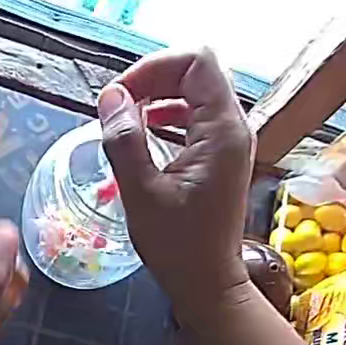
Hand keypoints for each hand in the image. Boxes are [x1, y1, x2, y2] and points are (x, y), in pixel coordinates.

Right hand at [99, 48, 255, 318]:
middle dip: (152, 80)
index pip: (195, 62)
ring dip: (157, 98)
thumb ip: (124, 140)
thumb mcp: (141, 193)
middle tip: (115, 107)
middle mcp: (234, 128)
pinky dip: (167, 118)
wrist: (206, 282)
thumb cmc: (175, 245)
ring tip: (123, 121)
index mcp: (222, 130)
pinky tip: (142, 135)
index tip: (118, 96)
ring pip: (195, 95)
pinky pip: (195, 119)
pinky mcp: (220, 158)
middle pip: (196, 73)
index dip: (152, 67)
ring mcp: (230, 143)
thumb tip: (111, 96)